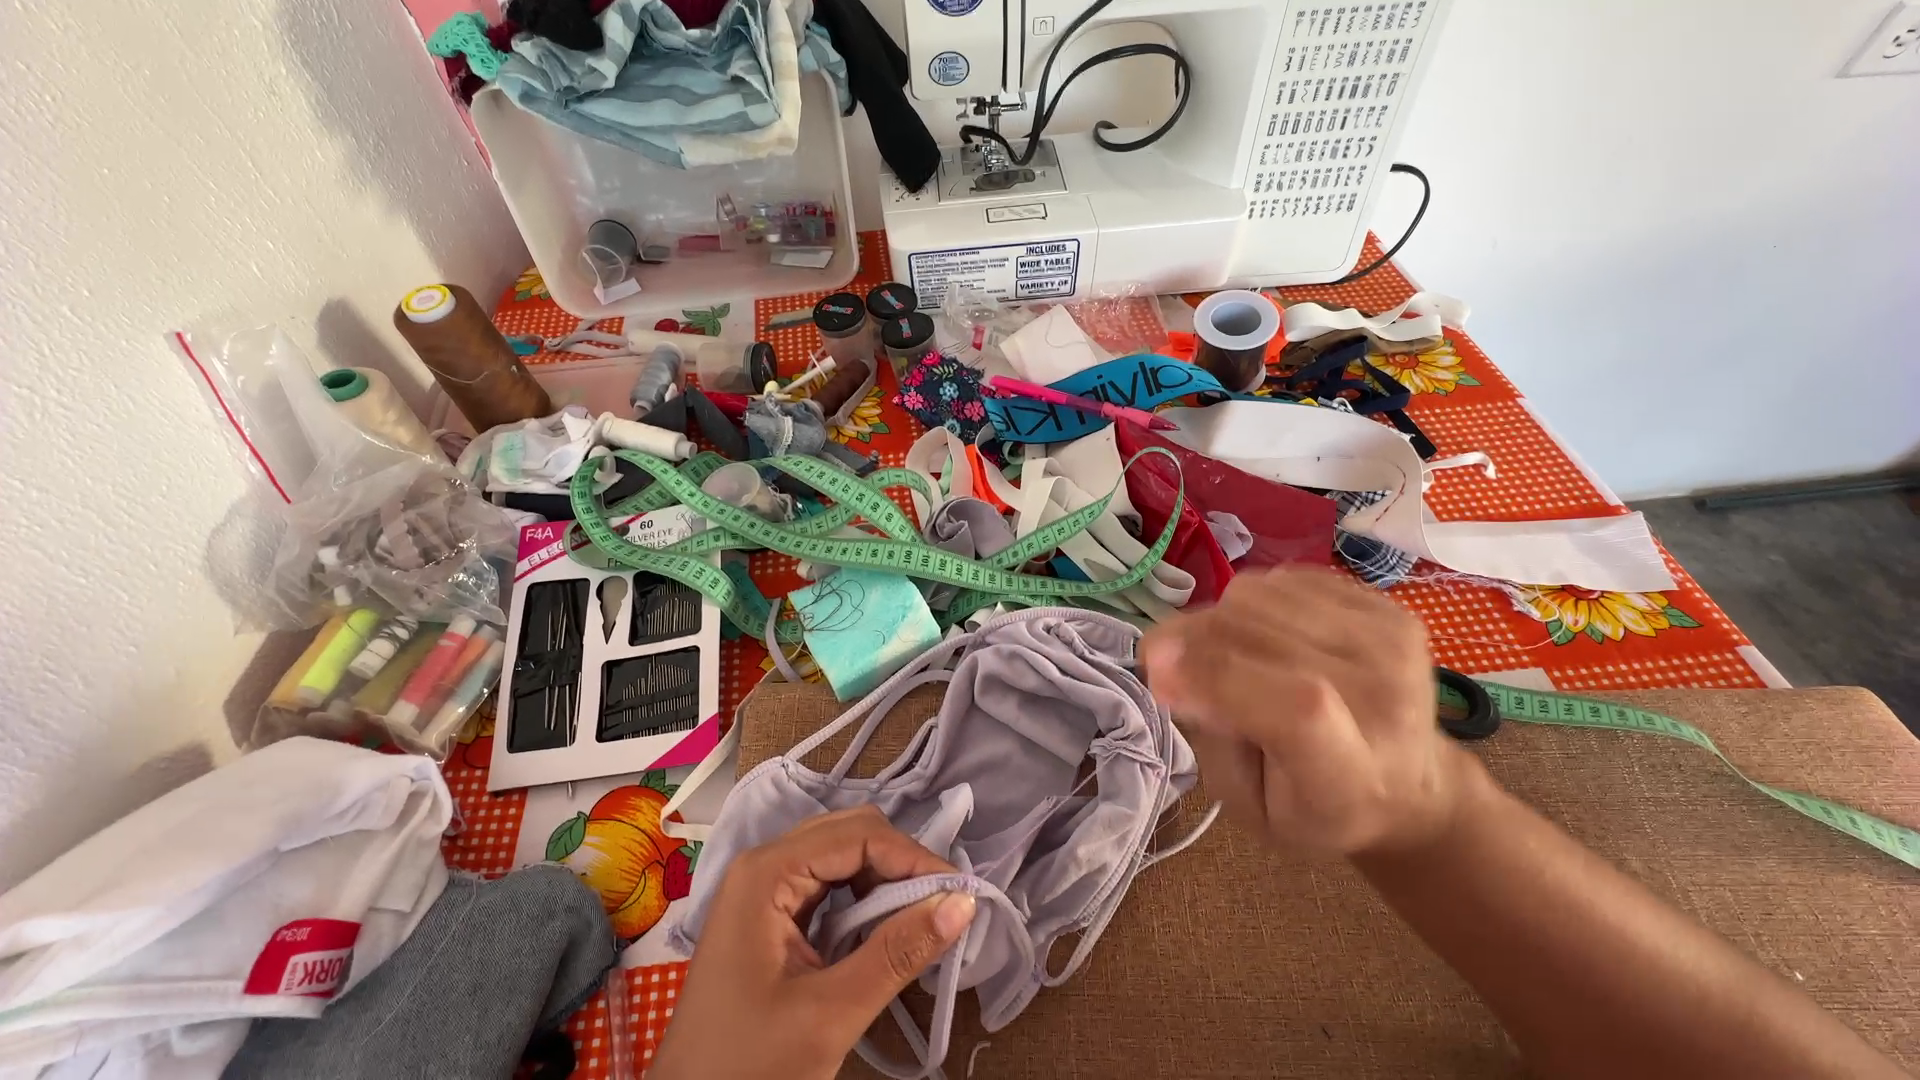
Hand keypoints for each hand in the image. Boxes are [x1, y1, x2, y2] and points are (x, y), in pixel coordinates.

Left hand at [650, 806, 977, 1079]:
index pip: (858, 835)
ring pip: (843, 855)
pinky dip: (864, 898)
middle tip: (942, 906)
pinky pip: (829, 883)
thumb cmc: (750, 1067)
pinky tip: (884, 929)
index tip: (961, 894)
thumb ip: (897, 953)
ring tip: (920, 919)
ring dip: (885, 879)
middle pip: (850, 833)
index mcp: (768, 873)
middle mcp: (764, 864)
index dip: (913, 857)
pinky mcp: (770, 913)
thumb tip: (963, 902)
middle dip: (901, 863)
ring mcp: (764, 887)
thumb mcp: (831, 1013)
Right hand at [1141, 567, 1475, 857]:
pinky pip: (1284, 580)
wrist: (1409, 785)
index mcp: (1352, 773)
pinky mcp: (1389, 608)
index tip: (1155, 671)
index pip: (1297, 708)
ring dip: (1216, 619)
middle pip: (1263, 635)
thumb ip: (1214, 739)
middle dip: (1190, 641)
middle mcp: (1384, 698)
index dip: (1218, 676)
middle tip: (1162, 664)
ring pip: (1261, 596)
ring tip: (1217, 654)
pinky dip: (1251, 601)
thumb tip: (1172, 666)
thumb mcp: (1251, 808)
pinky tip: (1258, 635)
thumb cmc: (1316, 808)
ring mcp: (1391, 643)